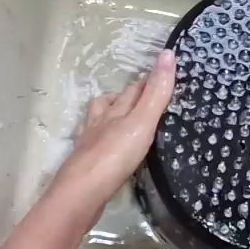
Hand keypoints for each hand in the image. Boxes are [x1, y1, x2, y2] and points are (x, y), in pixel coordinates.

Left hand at [44, 49, 176, 216]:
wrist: (81, 195)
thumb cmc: (113, 156)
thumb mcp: (141, 121)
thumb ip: (156, 93)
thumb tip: (168, 53)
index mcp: (114, 110)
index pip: (134, 90)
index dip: (149, 81)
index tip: (166, 76)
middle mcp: (100, 123)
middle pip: (115, 103)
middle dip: (131, 96)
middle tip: (151, 95)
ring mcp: (92, 145)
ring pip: (102, 123)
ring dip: (113, 116)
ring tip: (128, 118)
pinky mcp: (90, 168)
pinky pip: (101, 148)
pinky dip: (109, 144)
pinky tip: (117, 152)